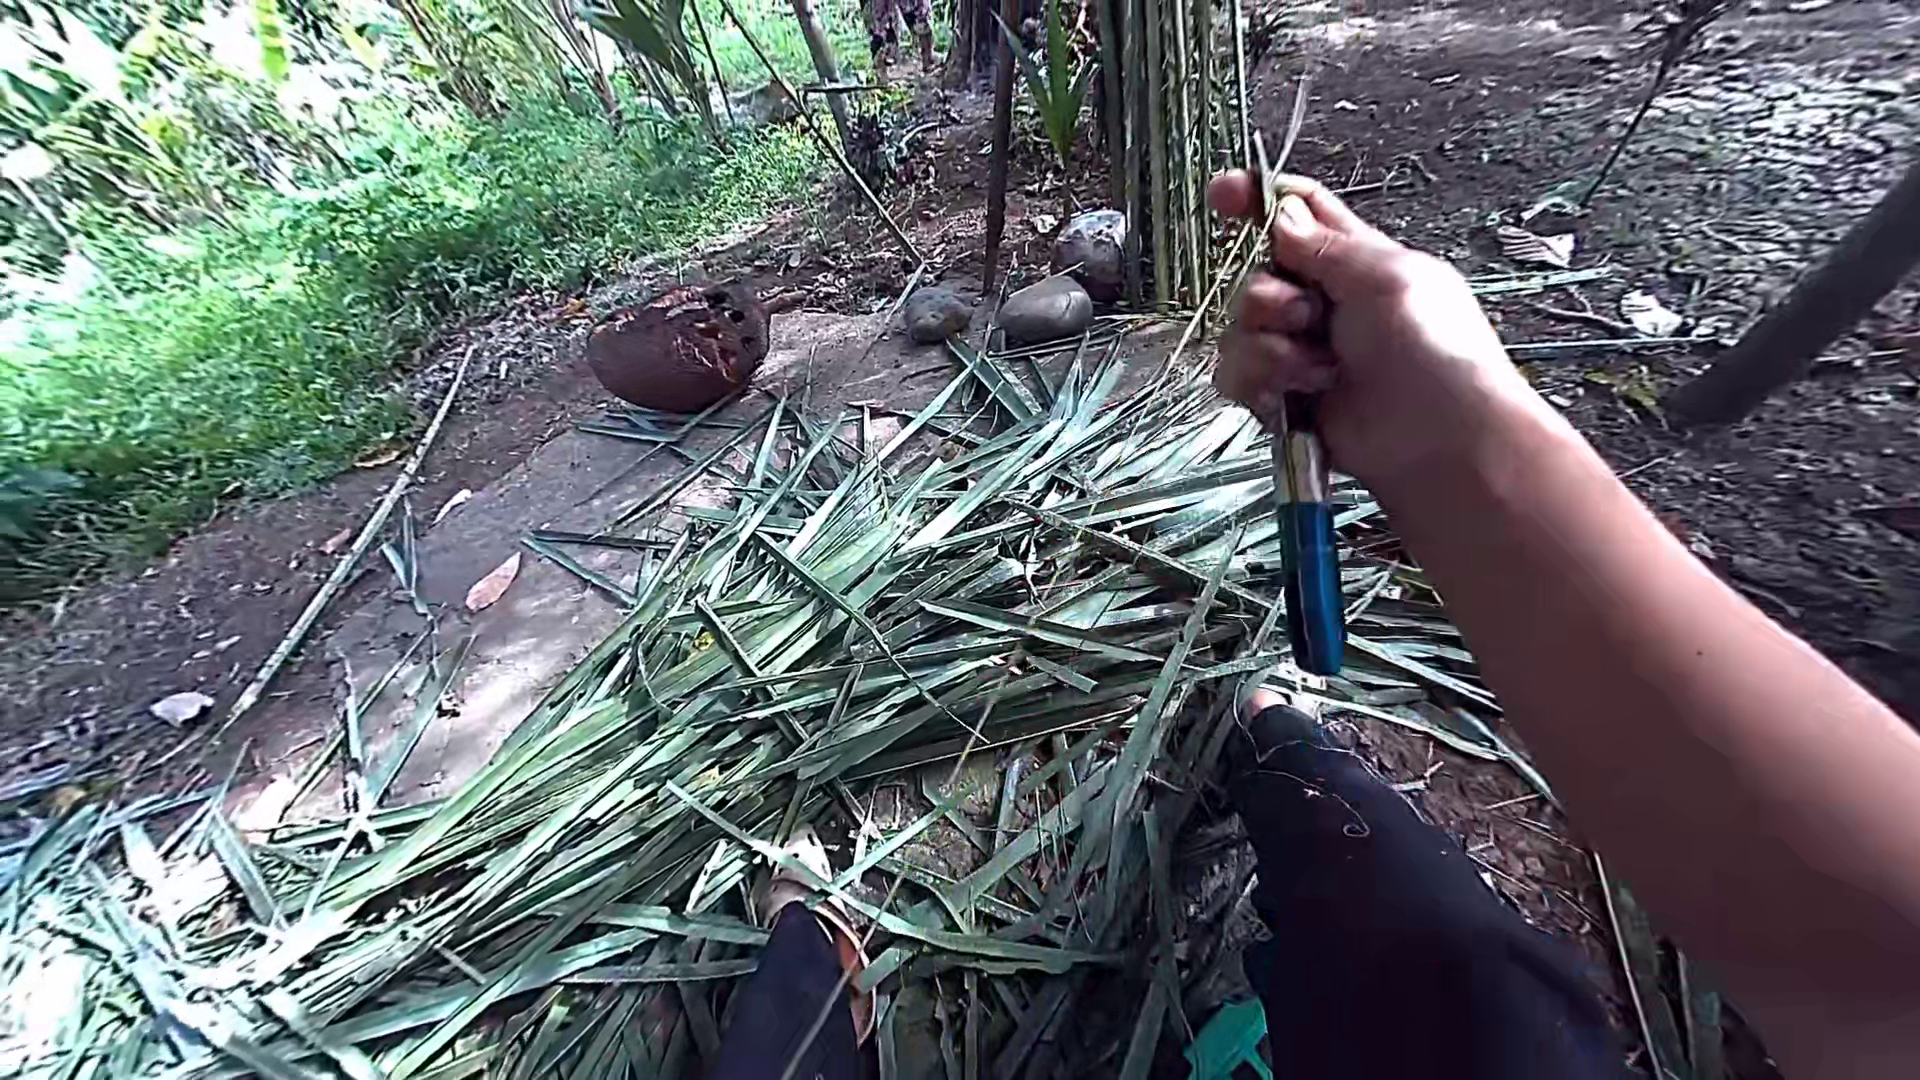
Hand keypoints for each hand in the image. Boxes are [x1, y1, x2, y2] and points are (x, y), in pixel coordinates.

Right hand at [1208, 171, 1547, 492]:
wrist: (1431, 438)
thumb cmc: (1430, 349)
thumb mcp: (1388, 280)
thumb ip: (1326, 249)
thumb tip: (1276, 218)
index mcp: (1349, 263)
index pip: (1296, 218)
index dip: (1256, 202)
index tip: (1220, 193)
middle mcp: (1314, 305)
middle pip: (1252, 282)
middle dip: (1269, 302)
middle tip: (1309, 320)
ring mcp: (1291, 352)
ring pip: (1236, 335)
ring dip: (1270, 353)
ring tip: (1318, 371)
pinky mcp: (1275, 394)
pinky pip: (1233, 377)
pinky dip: (1259, 383)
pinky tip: (1295, 395)